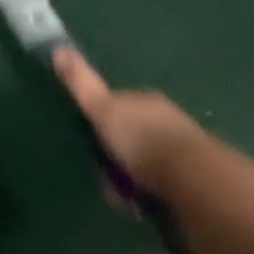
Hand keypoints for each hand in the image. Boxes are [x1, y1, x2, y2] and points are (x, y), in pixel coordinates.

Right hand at [53, 47, 207, 192]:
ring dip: (134, 178)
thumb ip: (81, 82)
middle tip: (104, 174)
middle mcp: (167, 120)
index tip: (90, 140)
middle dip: (118, 154)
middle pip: (133, 134)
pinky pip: (164, 184)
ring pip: (148, 161)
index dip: (101, 120)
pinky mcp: (196, 180)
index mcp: (146, 100)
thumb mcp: (102, 109)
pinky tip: (143, 206)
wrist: (193, 181)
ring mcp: (185, 150)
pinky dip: (151, 194)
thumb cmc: (142, 140)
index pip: (119, 104)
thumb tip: (57, 47)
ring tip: (123, 197)